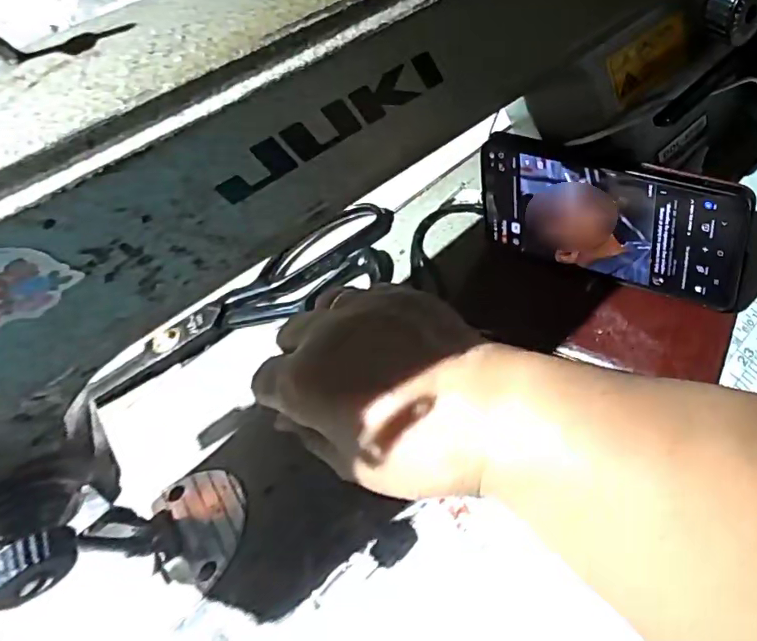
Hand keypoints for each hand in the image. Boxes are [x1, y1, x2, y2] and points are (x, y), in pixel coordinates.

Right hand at [252, 286, 501, 499]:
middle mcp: (331, 332)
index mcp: (301, 378)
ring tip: (353, 348)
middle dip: (301, 353)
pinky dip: (370, 309)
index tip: (294, 406)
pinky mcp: (415, 295)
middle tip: (326, 377)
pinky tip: (386, 330)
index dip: (277, 395)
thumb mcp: (349, 462)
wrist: (492, 406)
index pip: (263, 379)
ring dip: (334, 323)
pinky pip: (376, 293)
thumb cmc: (418, 448)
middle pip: (295, 332)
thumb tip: (292, 416)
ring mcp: (376, 306)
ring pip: (333, 304)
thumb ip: (312, 433)